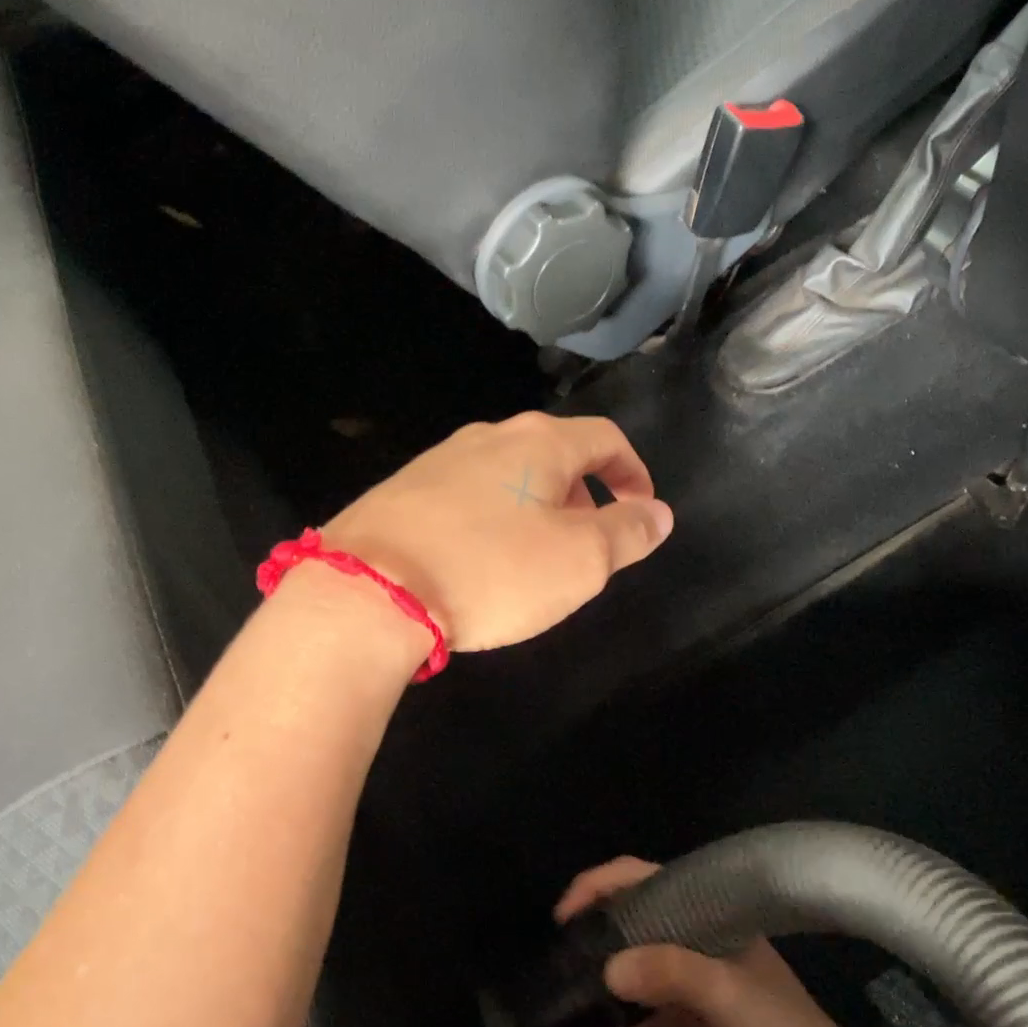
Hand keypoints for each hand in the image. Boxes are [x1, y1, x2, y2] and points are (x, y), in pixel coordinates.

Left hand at [323, 412, 673, 651]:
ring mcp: (439, 460)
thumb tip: (659, 513)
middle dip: (583, 495)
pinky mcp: (402, 491)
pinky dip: (492, 521)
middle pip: (554, 453)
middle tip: (588, 545)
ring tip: (534, 560)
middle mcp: (488, 436)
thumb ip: (627, 534)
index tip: (641, 512)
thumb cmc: (491, 571)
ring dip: (536, 509)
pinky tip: (478, 563)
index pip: (606, 438)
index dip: (633, 473)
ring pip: (508, 475)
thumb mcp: (580, 561)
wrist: (369, 590)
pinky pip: (466, 497)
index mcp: (539, 442)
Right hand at [555, 857, 882, 1026]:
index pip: (642, 878)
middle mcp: (690, 940)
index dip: (599, 884)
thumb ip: (672, 971)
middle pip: (626, 930)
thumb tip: (606, 966)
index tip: (564, 915)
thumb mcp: (728, 994)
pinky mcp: (684, 1026)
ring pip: (626, 985)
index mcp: (704, 913)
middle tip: (568, 991)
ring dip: (609, 1020)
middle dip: (596, 962)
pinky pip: (636, 1026)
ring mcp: (686, 984)